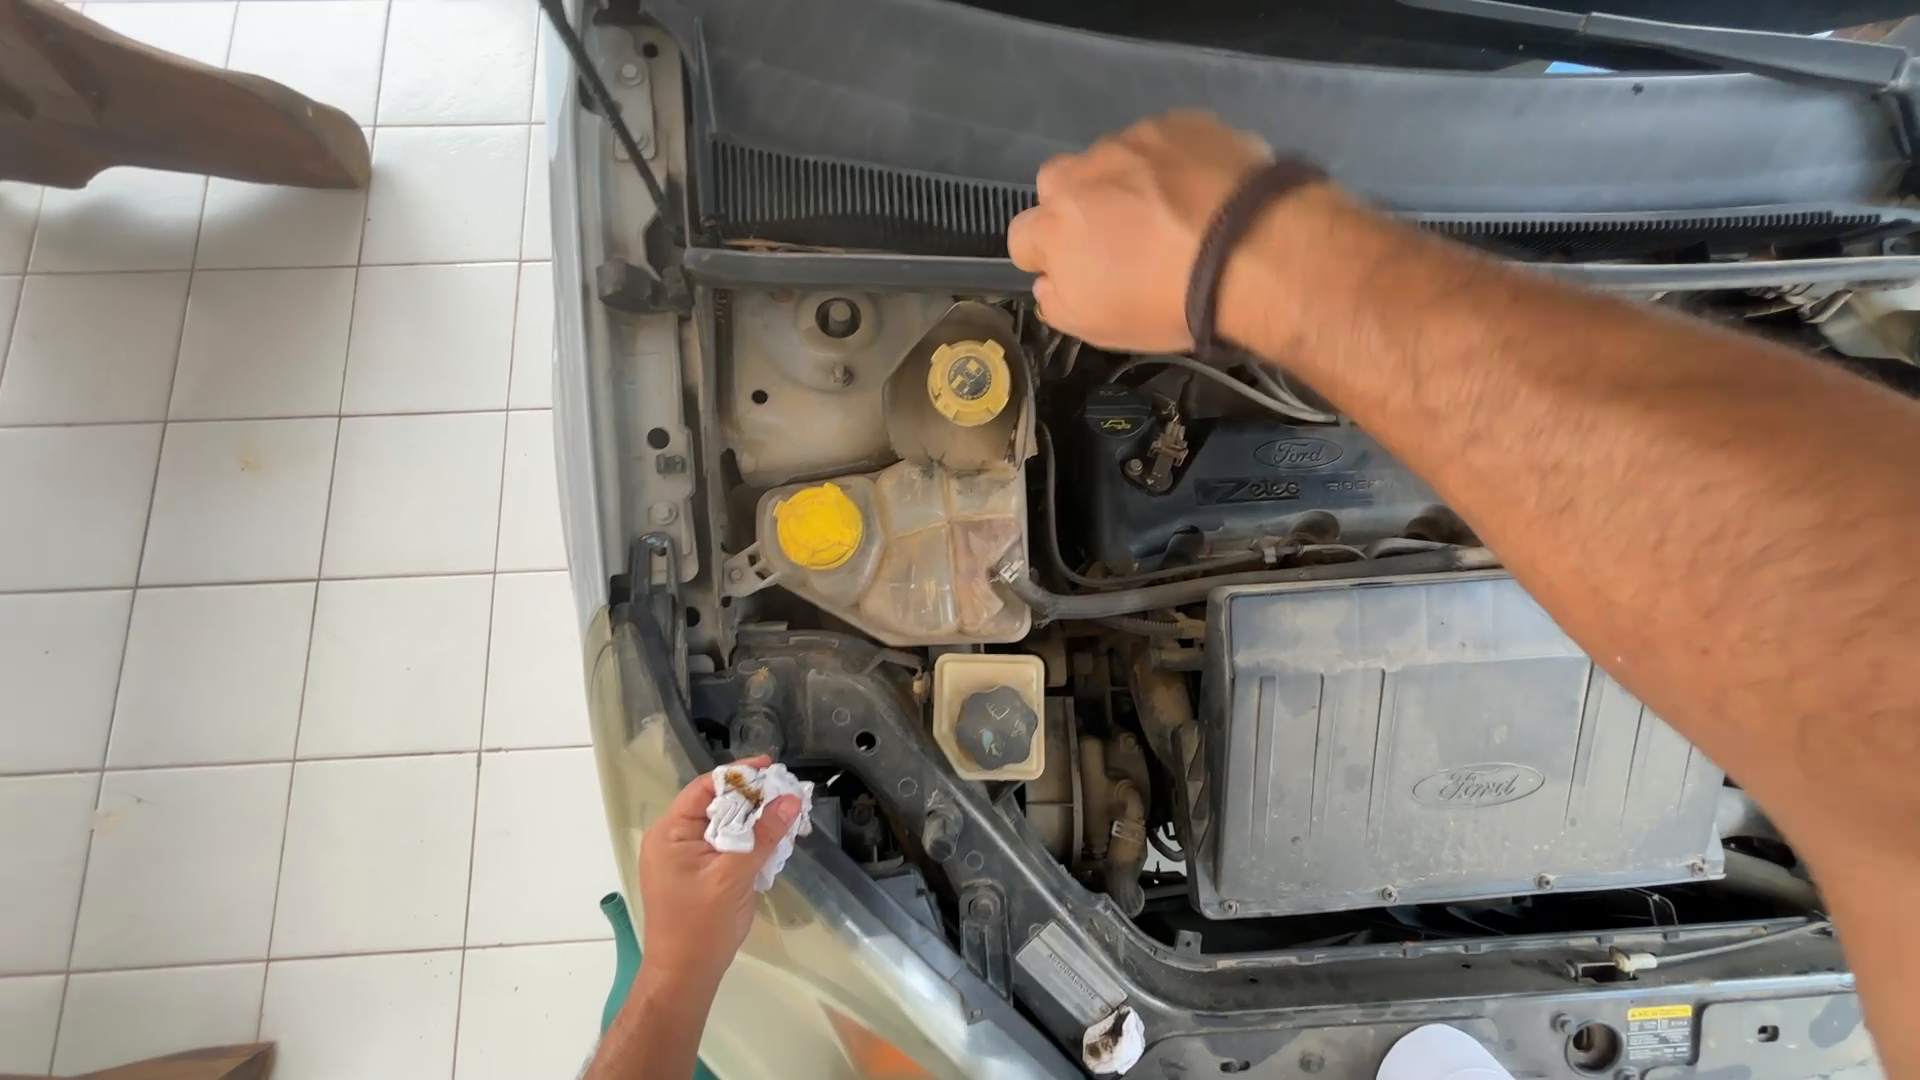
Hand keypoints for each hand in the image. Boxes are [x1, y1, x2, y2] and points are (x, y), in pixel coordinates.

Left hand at [637, 756, 801, 989]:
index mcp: (670, 833)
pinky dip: (753, 838)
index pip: (706, 788)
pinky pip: (730, 843)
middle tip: (786, 790)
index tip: (771, 768)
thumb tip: (791, 799)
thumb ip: (763, 835)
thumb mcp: (733, 876)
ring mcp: (689, 855)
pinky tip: (776, 837)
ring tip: (788, 811)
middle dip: (753, 797)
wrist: (686, 976)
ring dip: (756, 818)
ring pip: (728, 822)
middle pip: (719, 803)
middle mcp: (676, 838)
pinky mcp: (704, 870)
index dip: (739, 775)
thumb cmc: (700, 926)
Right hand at [1006, 110, 1273, 351]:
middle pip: (1056, 185)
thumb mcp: (1098, 328)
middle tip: (1115, 237)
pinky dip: (1168, 164)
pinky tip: (1197, 190)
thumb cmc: (1164, 301)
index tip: (1073, 273)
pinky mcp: (1181, 122)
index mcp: (1055, 226)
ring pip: (1110, 159)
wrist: (1249, 249)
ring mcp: (1133, 141)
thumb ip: (1057, 303)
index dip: (1044, 258)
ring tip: (1165, 212)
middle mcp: (1083, 173)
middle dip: (1074, 208)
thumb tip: (1048, 282)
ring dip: (1123, 182)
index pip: (1022, 237)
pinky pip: (1160, 142)